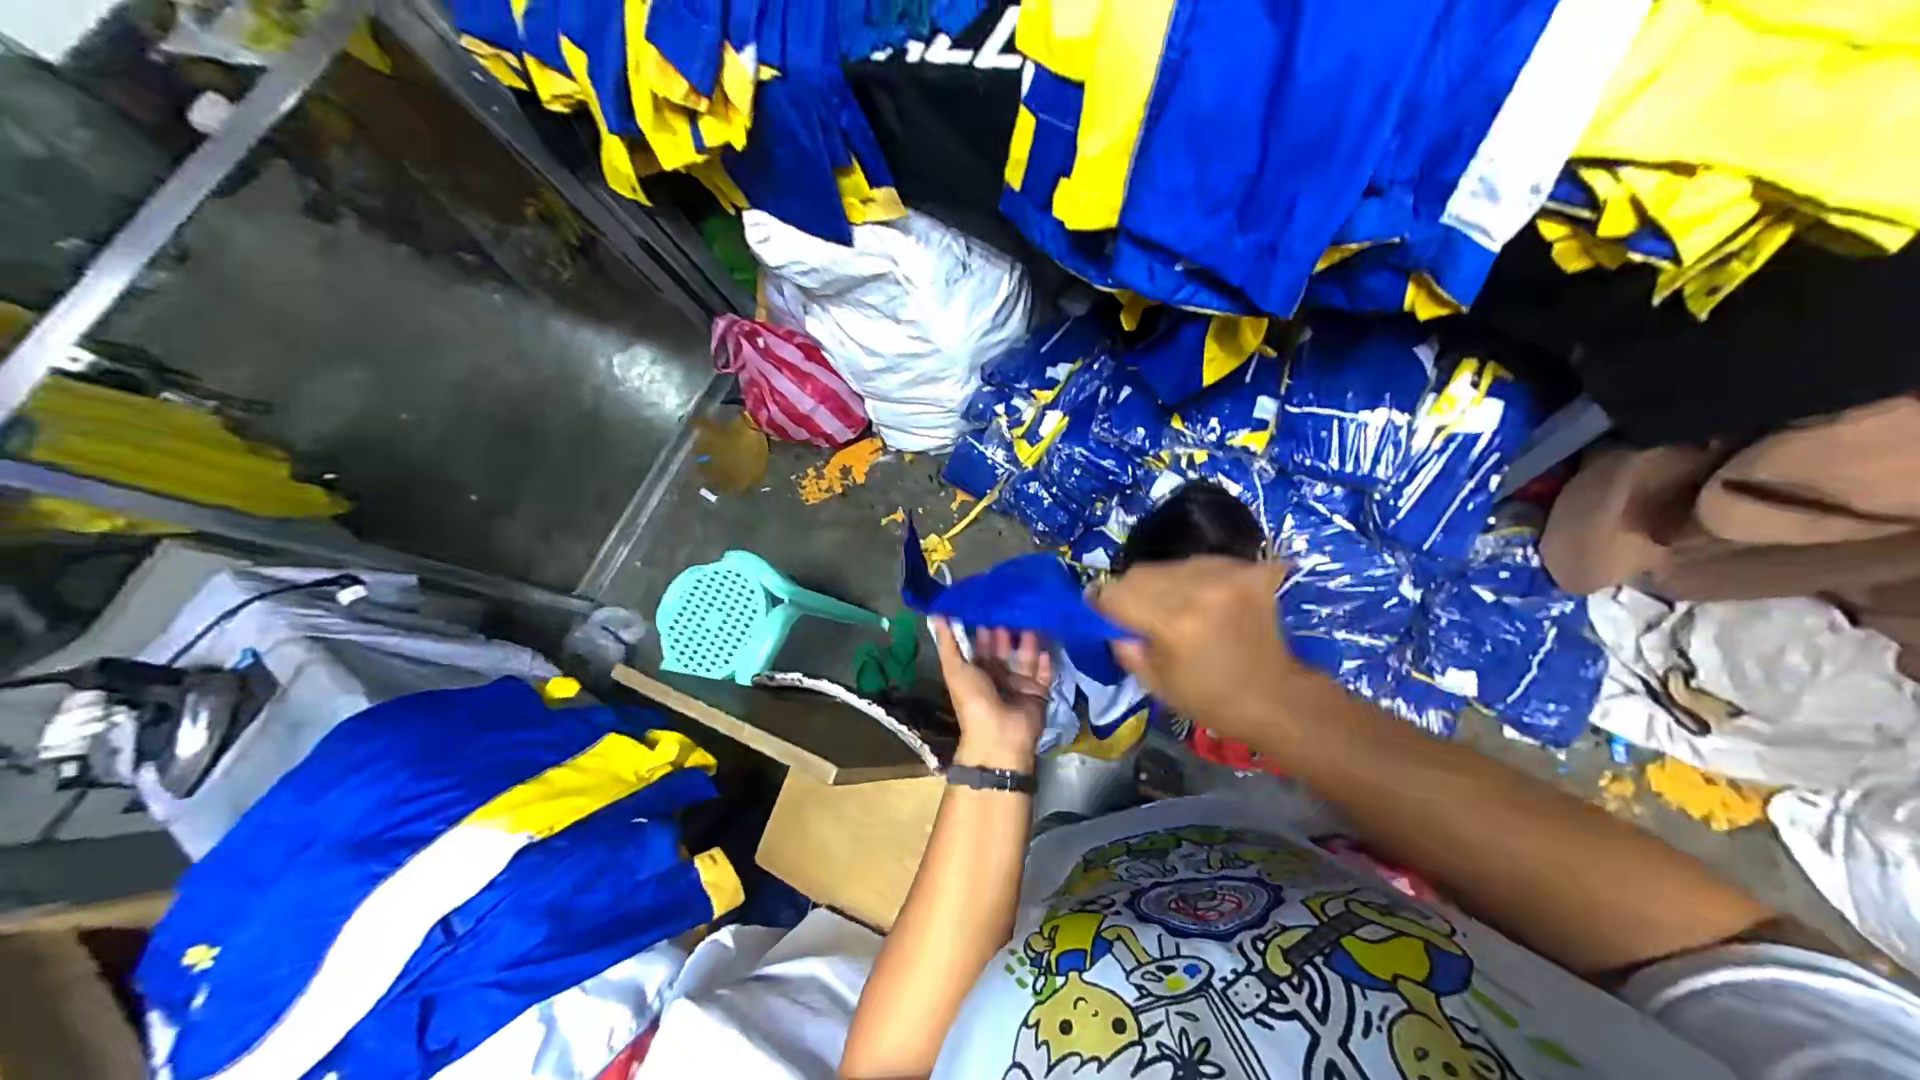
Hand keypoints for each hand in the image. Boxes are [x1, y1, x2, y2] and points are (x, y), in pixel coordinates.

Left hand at [931, 619, 1051, 771]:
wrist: (1000, 736)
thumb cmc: (974, 699)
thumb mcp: (955, 668)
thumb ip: (947, 642)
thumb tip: (936, 614)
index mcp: (976, 674)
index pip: (981, 648)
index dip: (984, 632)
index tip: (989, 609)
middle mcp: (997, 679)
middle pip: (1004, 652)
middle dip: (1007, 635)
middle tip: (1012, 613)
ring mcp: (1018, 687)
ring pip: (1025, 659)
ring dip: (1027, 644)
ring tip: (1030, 625)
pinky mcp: (1038, 694)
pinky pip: (1044, 675)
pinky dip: (1044, 663)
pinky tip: (1045, 647)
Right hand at [1095, 557, 1324, 742]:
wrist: (1277, 697)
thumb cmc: (1211, 699)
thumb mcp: (1153, 683)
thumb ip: (1123, 645)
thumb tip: (1105, 616)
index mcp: (1174, 622)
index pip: (1115, 594)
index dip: (1102, 604)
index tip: (1102, 613)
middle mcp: (1199, 589)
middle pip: (1139, 574)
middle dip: (1130, 593)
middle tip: (1138, 616)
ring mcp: (1227, 574)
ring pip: (1168, 565)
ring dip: (1162, 584)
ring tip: (1177, 610)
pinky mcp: (1248, 569)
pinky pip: (1199, 563)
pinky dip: (1193, 579)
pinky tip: (1204, 601)